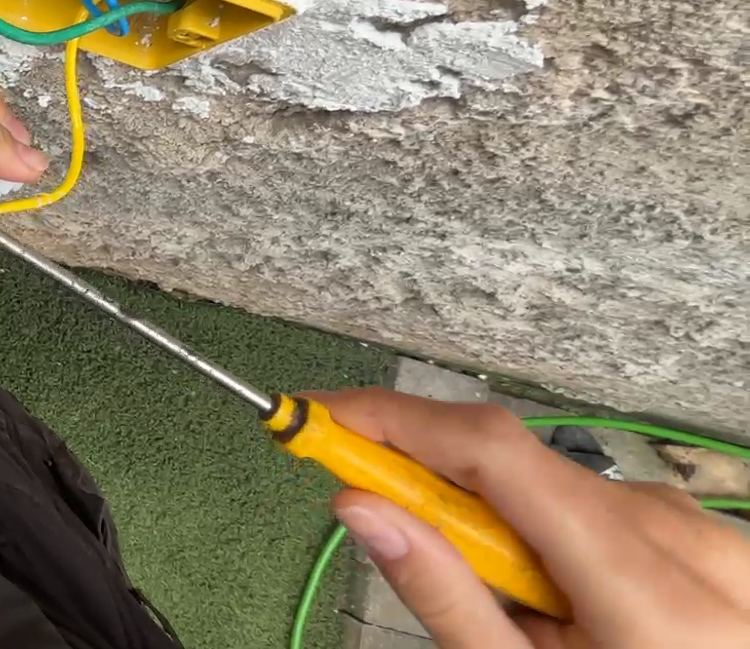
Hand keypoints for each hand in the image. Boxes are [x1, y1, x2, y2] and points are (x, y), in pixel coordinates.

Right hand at [317, 389, 749, 647]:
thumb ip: (443, 597)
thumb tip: (351, 503)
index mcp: (654, 589)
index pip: (490, 448)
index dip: (389, 416)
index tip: (309, 414)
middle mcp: (683, 538)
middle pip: (507, 457)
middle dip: (417, 461)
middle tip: (360, 492)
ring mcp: (701, 531)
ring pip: (537, 471)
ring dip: (472, 493)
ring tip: (474, 568)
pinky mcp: (697, 530)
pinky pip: (577, 490)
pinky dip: (522, 508)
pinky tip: (530, 568)